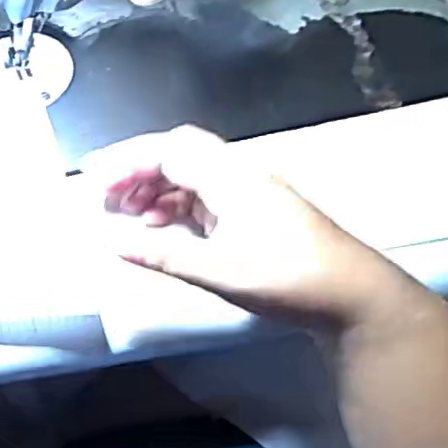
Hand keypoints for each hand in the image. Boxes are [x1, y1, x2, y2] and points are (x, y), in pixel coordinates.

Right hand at [83, 126, 428, 335]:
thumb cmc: (286, 278)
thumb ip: (161, 254)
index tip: (94, 179)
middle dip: (137, 171)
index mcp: (231, 178)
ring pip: (191, 176)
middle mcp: (240, 175)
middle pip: (179, 155)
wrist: (353, 296)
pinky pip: (204, 197)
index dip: (127, 162)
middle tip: (105, 196)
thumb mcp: (216, 269)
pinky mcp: (254, 213)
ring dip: (155, 189)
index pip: (170, 151)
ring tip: (127, 214)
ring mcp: (249, 193)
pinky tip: (161, 226)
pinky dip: (175, 207)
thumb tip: (113, 243)